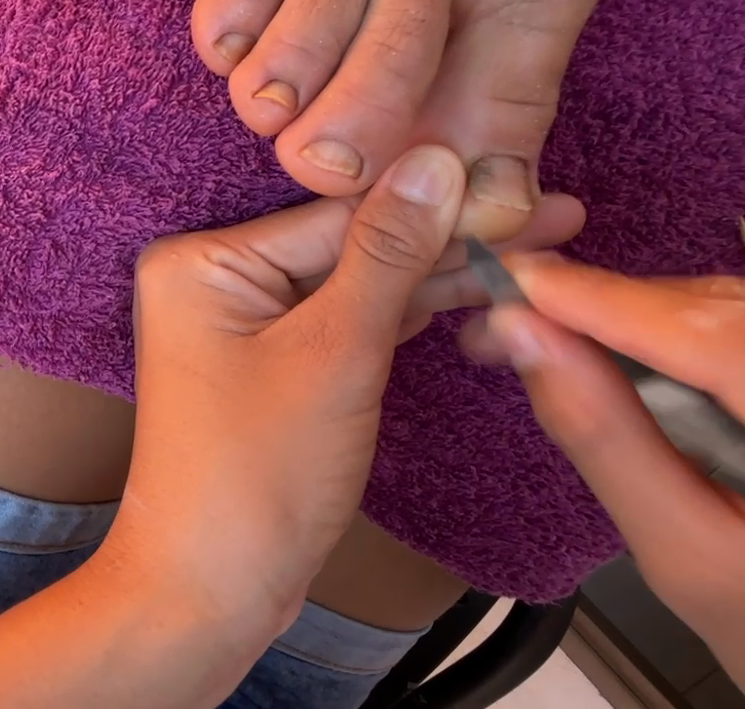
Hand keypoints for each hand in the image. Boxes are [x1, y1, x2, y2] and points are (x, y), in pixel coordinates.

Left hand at [96, 146, 583, 644]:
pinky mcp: (264, 353)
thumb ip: (386, 255)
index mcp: (198, 260)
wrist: (213, 581)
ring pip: (347, 282)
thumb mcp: (333, 353)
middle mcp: (207, 276)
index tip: (518, 185)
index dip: (433, 201)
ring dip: (431, 275)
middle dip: (441, 238)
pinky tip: (468, 288)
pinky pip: (336, 318)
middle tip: (546, 216)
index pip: (332, 215)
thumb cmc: (256, 473)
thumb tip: (434, 164)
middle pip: (341, 244)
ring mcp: (234, 316)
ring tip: (529, 250)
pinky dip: (398, 313)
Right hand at [166, 0, 744, 239]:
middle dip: (277, 113)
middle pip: (283, 74)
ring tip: (245, 44)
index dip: (343, 160)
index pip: (374, 112)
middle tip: (279, 108)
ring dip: (230, 47)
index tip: (332, 168)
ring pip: (227, 9)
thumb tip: (487, 201)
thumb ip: (512, 86)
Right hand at [477, 257, 744, 708]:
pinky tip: (626, 350)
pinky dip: (681, 330)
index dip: (617, 303)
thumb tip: (520, 332)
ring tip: (548, 333)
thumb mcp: (699, 564)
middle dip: (614, 306)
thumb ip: (608, 441)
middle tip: (505, 318)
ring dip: (638, 315)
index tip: (509, 281)